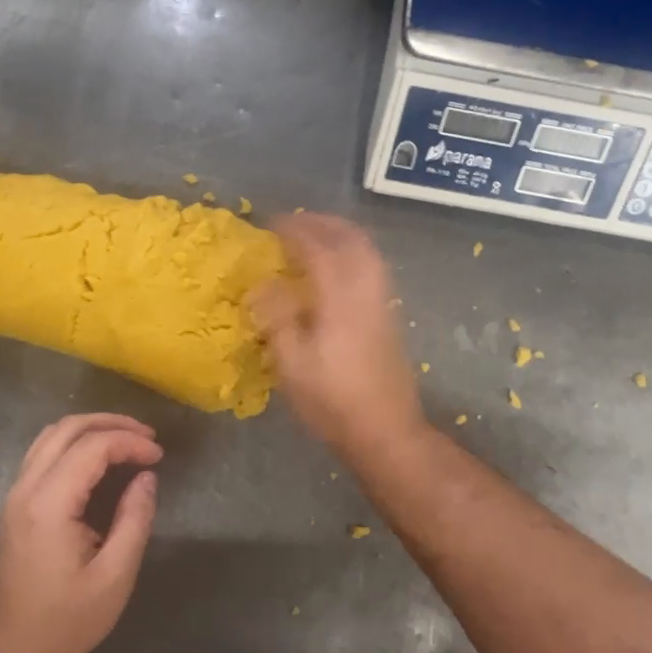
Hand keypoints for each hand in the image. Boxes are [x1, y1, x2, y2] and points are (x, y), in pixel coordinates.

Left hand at [0, 413, 161, 652]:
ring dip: (90, 429)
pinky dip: (74, 443)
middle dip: (111, 424)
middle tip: (147, 437)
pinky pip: (43, 453)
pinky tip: (99, 459)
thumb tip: (146, 477)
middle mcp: (26, 489)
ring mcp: (15, 495)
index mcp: (49, 505)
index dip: (130, 442)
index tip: (159, 456)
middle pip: (67, 428)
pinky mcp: (15, 505)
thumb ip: (134, 519)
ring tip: (127, 441)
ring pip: (51, 436)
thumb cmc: (68, 620)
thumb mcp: (115, 576)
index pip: (92, 447)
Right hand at [253, 213, 426, 455]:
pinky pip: (372, 266)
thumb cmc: (332, 401)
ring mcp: (382, 301)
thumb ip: (277, 317)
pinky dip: (352, 252)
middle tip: (293, 222)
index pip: (318, 248)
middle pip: (351, 239)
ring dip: (340, 234)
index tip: (271, 222)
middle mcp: (366, 290)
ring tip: (313, 236)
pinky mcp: (389, 315)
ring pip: (367, 250)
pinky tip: (334, 268)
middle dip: (322, 223)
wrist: (386, 430)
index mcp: (340, 298)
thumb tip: (262, 284)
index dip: (294, 230)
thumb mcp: (292, 364)